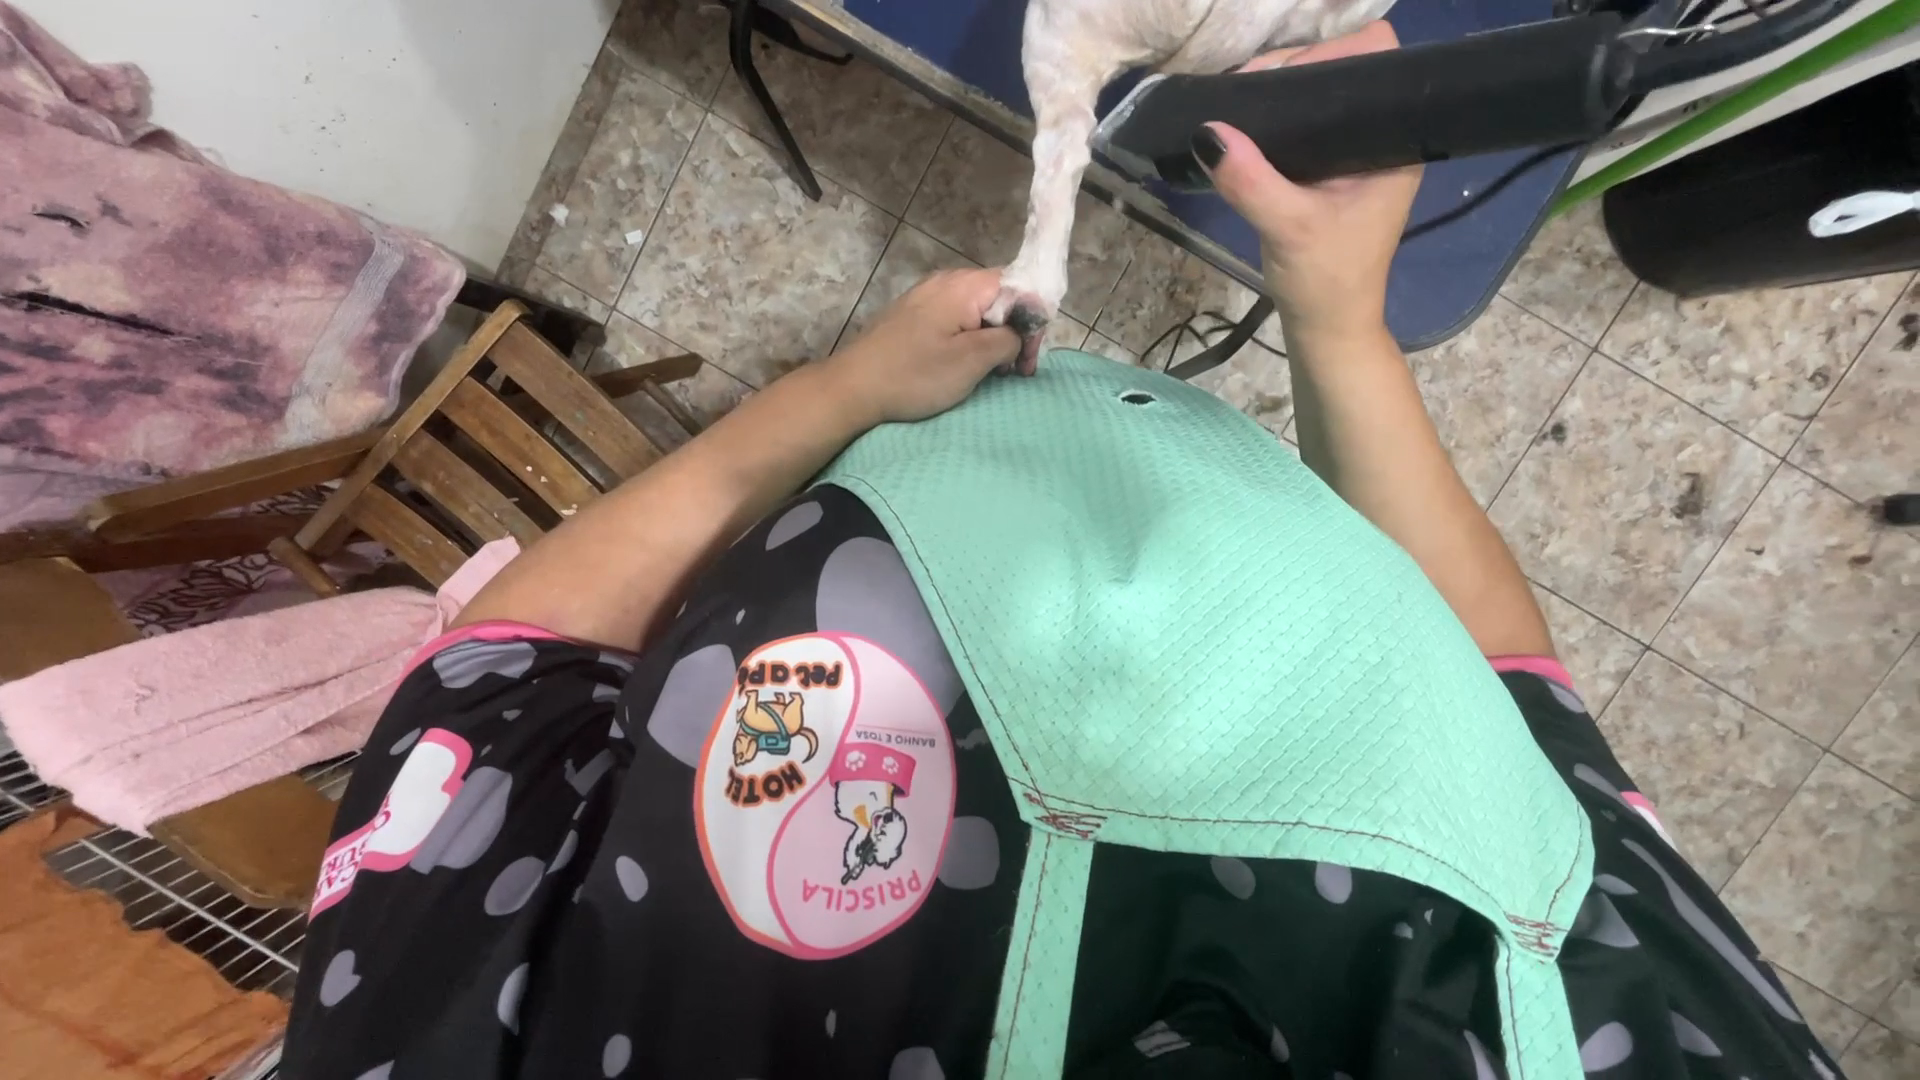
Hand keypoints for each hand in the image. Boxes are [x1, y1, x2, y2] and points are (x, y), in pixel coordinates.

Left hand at [822, 269, 1021, 424]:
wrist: (854, 388)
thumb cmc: (915, 375)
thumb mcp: (971, 360)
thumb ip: (1008, 339)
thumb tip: (1018, 333)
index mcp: (964, 286)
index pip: (1018, 287)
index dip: (1032, 322)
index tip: (1028, 360)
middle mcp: (946, 282)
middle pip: (998, 298)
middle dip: (1013, 333)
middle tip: (1015, 372)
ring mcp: (927, 298)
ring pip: (977, 312)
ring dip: (991, 340)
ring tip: (992, 373)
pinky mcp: (914, 317)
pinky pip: (955, 321)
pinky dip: (969, 341)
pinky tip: (964, 366)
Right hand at [1190, 21, 1421, 347]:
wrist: (1326, 328)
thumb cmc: (1325, 282)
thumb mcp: (1288, 230)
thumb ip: (1251, 182)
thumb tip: (1207, 134)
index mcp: (1392, 138)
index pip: (1373, 57)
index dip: (1327, 54)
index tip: (1277, 80)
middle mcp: (1375, 136)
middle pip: (1337, 72)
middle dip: (1289, 73)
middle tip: (1243, 93)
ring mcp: (1347, 155)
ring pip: (1312, 101)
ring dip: (1273, 100)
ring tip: (1235, 109)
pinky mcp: (1322, 174)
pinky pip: (1296, 132)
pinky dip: (1268, 127)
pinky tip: (1242, 133)